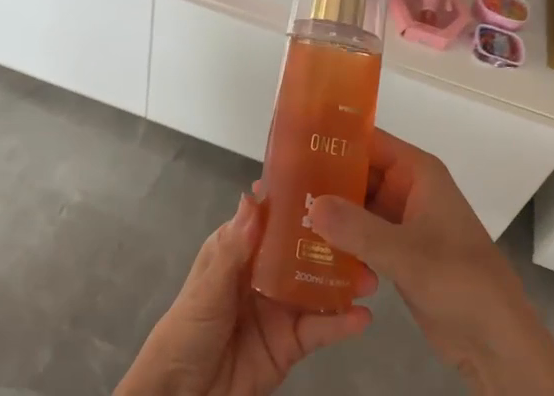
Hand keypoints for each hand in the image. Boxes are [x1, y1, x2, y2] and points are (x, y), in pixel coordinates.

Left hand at [116, 192, 373, 395]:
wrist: (182, 395)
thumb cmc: (187, 330)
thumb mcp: (207, 287)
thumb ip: (233, 249)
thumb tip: (254, 198)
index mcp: (238, 250)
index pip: (270, 216)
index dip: (295, 199)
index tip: (329, 179)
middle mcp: (263, 273)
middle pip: (302, 250)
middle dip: (331, 241)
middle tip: (363, 229)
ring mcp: (279, 308)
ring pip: (317, 287)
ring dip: (344, 280)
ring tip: (372, 275)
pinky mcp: (291, 344)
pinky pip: (320, 330)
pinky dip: (342, 323)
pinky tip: (362, 316)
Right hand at [308, 131, 553, 395]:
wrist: (495, 340)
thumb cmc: (460, 281)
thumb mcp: (406, 253)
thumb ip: (357, 229)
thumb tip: (311, 204)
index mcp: (417, 173)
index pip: (368, 140)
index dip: (331, 137)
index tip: (289, 141)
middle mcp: (407, 190)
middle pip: (356, 172)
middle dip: (321, 179)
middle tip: (276, 183)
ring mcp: (402, 222)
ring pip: (355, 206)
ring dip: (327, 212)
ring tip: (282, 213)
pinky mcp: (397, 253)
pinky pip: (360, 236)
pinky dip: (339, 241)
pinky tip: (306, 249)